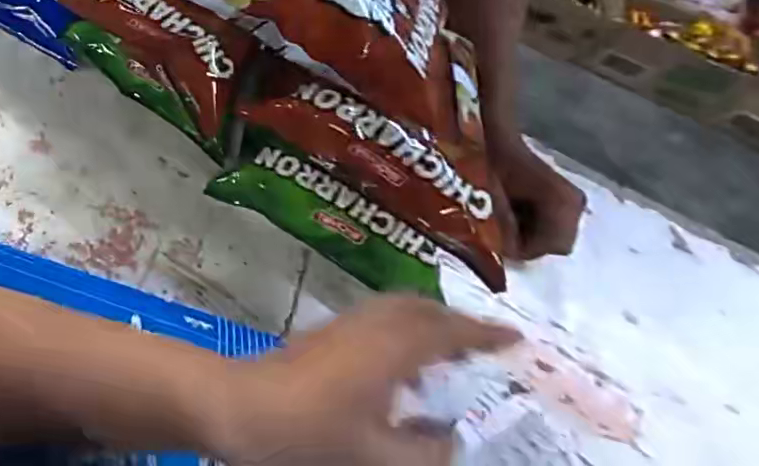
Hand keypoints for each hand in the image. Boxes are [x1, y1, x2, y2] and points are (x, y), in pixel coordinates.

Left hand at [208, 296, 520, 465]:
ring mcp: (340, 326)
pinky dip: (401, 329)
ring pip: (393, 309)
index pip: (444, 331)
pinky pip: (374, 320)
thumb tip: (455, 440)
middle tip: (488, 342)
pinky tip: (406, 365)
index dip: (481, 332)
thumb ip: (427, 454)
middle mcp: (365, 326)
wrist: (242, 407)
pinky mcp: (323, 334)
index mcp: (387, 350)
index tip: (516, 336)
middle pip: (416, 307)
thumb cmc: (311, 434)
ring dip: (426, 320)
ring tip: (455, 350)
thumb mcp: (379, 459)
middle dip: (455, 318)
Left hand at [497, 148, 585, 259]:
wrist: (492, 132)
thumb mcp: (493, 196)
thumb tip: (507, 253)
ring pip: (554, 233)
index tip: (501, 248)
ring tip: (502, 225)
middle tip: (500, 238)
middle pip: (556, 241)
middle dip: (528, 243)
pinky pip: (551, 221)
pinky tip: (510, 214)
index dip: (525, 250)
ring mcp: (572, 199)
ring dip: (529, 233)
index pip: (553, 244)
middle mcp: (575, 204)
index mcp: (563, 203)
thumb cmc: (490, 159)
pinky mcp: (563, 196)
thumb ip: (503, 228)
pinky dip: (531, 223)